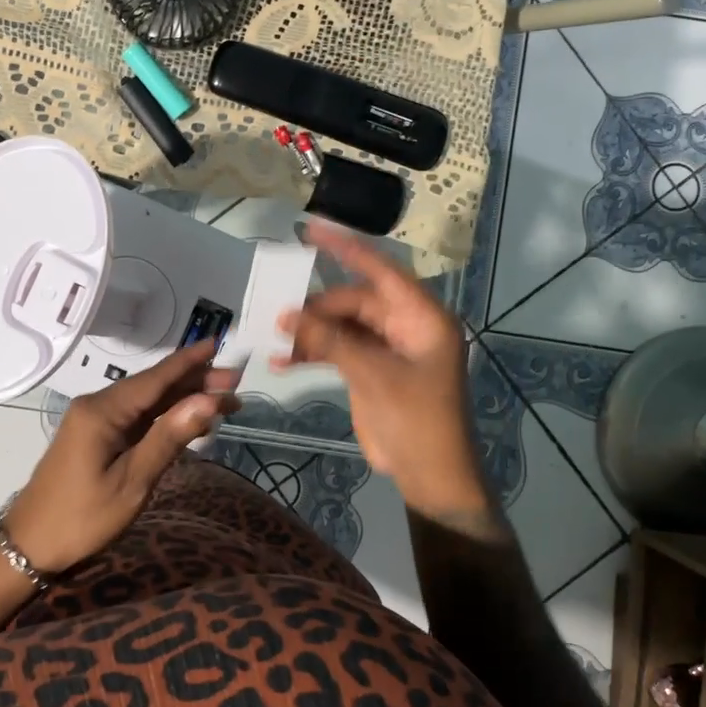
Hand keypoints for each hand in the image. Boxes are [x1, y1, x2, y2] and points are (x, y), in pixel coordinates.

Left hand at [0, 341, 240, 571]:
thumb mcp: (133, 481)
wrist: (31, 545)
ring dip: (182, 401)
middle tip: (235, 383)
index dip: (189, 362)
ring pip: (146, 402)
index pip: (155, 378)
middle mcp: (97, 405)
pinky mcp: (94, 437)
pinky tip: (188, 421)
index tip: (219, 344)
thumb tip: (208, 400)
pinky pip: (135, 418)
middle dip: (193, 382)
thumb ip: (169, 438)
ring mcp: (94, 421)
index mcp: (102, 410)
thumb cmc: (83, 518)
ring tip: (224, 401)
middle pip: (153, 386)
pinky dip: (164, 418)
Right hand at [277, 223, 491, 521]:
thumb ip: (331, 341)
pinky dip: (313, 353)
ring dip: (310, 332)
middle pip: (354, 301)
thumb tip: (286, 314)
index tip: (311, 230)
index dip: (346, 249)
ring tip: (275, 338)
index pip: (381, 271)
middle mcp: (405, 326)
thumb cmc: (417, 420)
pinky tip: (283, 362)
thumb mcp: (374, 376)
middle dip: (316, 308)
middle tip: (278, 315)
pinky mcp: (370, 370)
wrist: (429, 476)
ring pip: (341, 326)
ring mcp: (387, 349)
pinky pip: (337, 350)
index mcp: (422, 318)